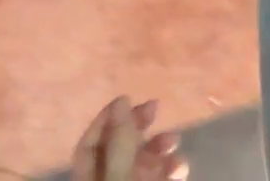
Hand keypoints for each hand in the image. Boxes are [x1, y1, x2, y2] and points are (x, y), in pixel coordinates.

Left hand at [71, 97, 188, 180]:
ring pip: (143, 160)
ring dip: (161, 145)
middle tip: (156, 106)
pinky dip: (171, 166)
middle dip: (138, 124)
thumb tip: (123, 99)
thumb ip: (121, 140)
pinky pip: (159, 174)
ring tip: (174, 141)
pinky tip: (180, 167)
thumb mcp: (120, 172)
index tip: (128, 96)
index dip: (106, 118)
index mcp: (90, 174)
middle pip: (118, 146)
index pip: (90, 142)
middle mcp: (107, 177)